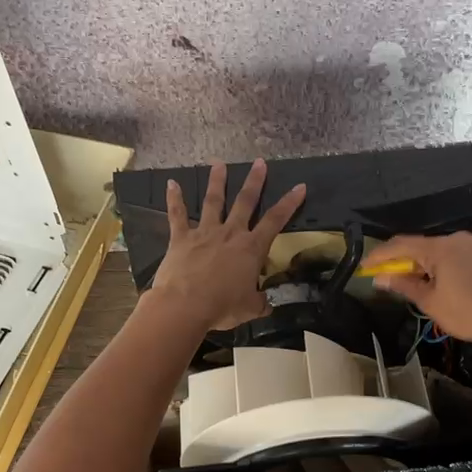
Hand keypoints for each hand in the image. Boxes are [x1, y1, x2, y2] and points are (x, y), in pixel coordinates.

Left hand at [149, 159, 305, 330]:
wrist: (185, 305)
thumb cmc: (222, 307)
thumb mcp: (250, 308)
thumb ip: (260, 302)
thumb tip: (267, 304)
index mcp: (251, 248)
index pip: (276, 221)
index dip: (289, 203)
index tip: (300, 186)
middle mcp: (230, 233)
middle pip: (245, 202)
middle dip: (254, 181)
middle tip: (259, 163)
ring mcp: (205, 232)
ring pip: (213, 201)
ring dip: (217, 182)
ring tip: (219, 163)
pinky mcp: (181, 238)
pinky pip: (178, 215)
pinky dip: (174, 199)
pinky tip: (171, 184)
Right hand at [361, 233, 471, 354]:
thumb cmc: (468, 314)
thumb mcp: (430, 302)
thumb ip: (404, 285)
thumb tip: (381, 278)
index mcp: (440, 248)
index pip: (401, 245)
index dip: (380, 256)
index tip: (365, 266)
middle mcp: (458, 239)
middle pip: (423, 247)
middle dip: (404, 261)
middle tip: (389, 278)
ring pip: (443, 251)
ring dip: (426, 265)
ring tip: (417, 284)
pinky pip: (460, 256)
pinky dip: (446, 266)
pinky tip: (445, 283)